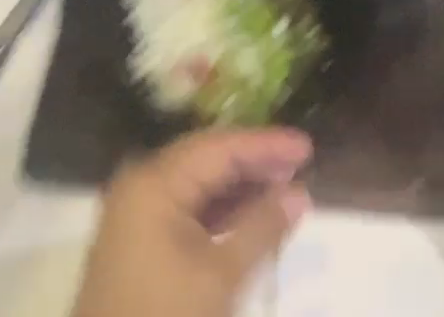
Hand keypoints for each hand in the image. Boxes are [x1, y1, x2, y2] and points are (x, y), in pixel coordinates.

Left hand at [73, 128, 312, 316]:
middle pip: (206, 158)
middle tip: (300, 162)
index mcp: (155, 182)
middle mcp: (141, 184)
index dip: (265, 144)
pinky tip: (252, 214)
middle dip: (254, 160)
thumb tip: (299, 193)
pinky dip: (220, 209)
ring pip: (197, 183)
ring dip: (240, 185)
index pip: (219, 147)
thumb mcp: (220, 275)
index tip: (307, 145)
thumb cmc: (165, 315)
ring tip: (285, 185)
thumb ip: (262, 227)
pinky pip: (186, 207)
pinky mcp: (139, 238)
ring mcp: (136, 211)